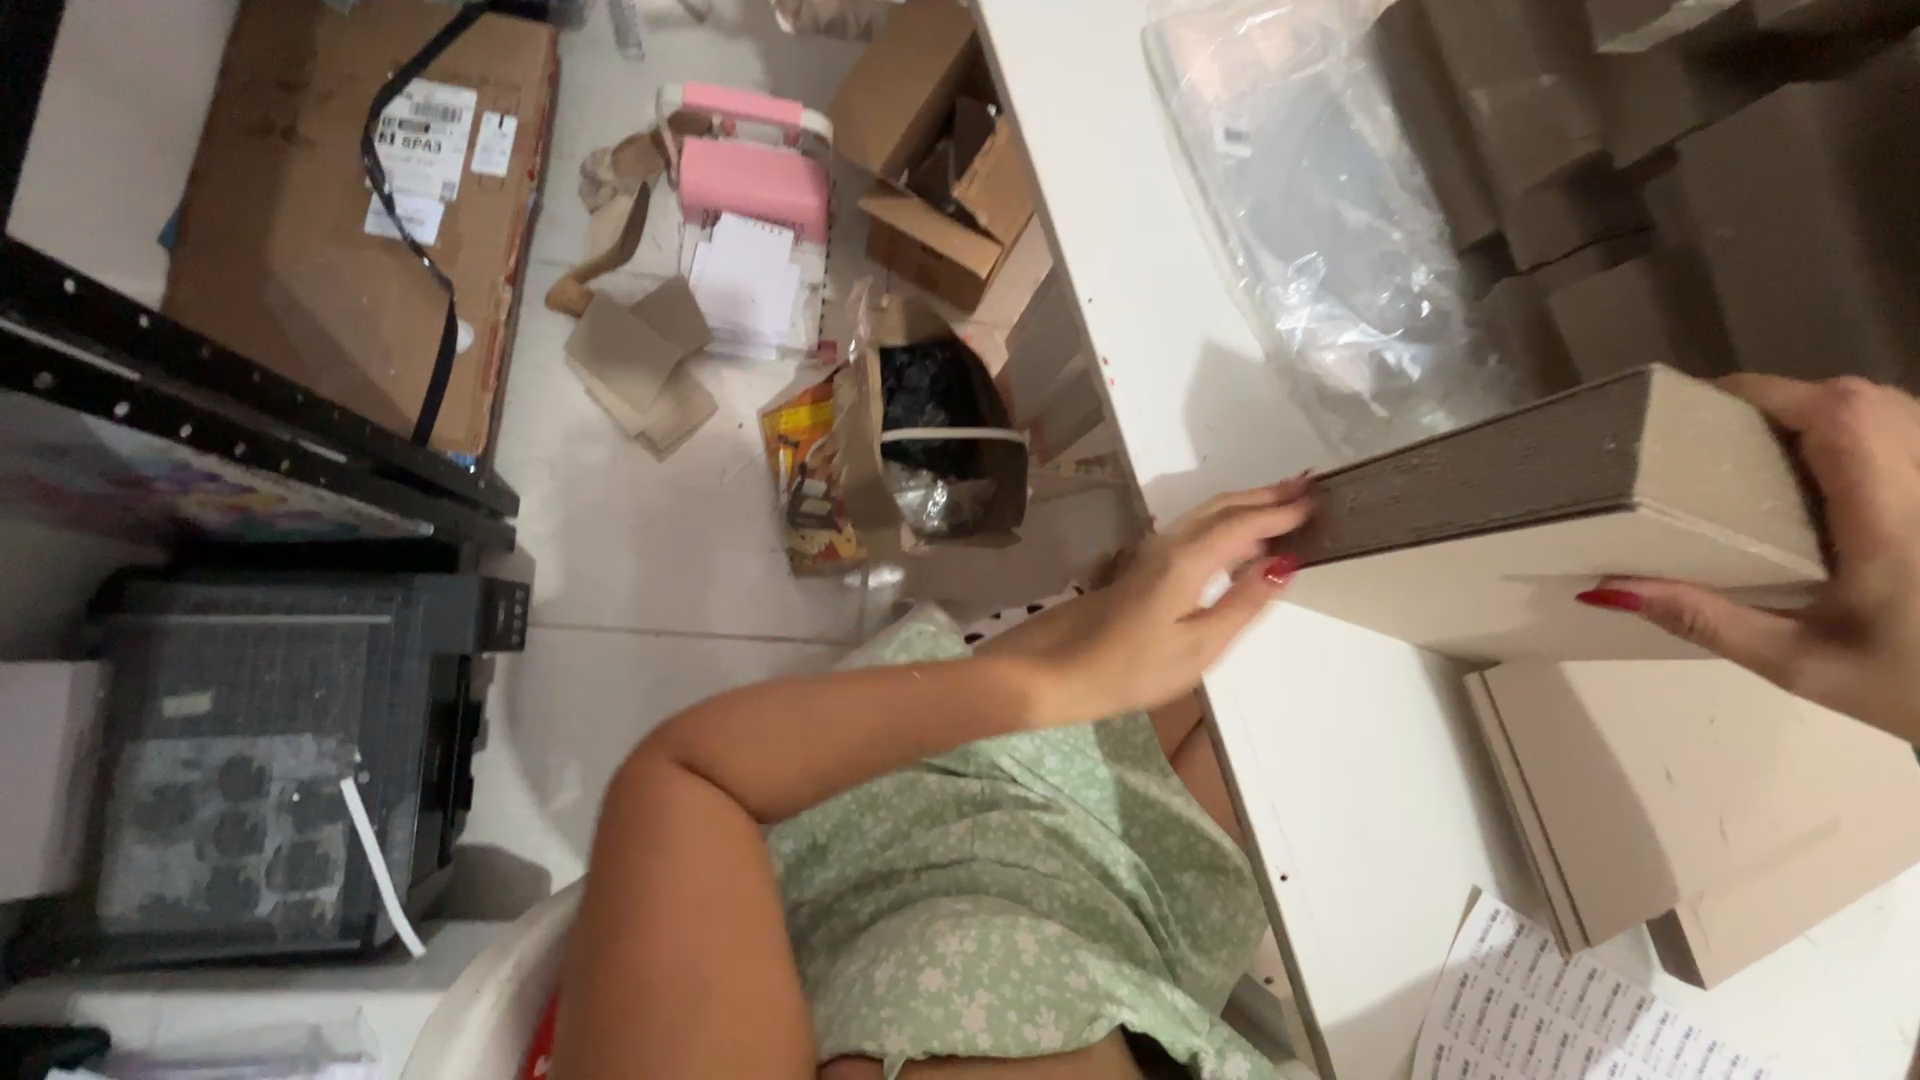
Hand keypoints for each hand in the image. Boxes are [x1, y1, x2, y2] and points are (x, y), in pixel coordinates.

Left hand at [984, 476, 1314, 725]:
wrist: (1058, 671)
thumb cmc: (1130, 669)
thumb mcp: (1199, 647)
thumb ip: (1243, 603)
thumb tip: (1285, 564)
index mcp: (1186, 560)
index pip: (1243, 524)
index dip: (1281, 513)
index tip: (1320, 500)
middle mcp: (1168, 545)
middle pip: (1223, 508)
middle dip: (1266, 497)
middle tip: (1309, 490)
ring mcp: (1151, 553)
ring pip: (1206, 516)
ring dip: (1245, 506)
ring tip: (1284, 506)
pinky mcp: (1142, 567)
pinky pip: (1194, 531)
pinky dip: (1224, 524)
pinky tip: (1238, 540)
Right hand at [1577, 375, 1919, 740]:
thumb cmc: (1918, 686)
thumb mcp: (1801, 664)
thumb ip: (1706, 620)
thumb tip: (1609, 586)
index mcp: (1894, 520)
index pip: (1841, 415)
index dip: (1769, 393)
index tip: (1699, 404)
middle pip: (1868, 402)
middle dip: (1788, 402)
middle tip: (1718, 436)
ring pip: (1897, 413)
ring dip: (1826, 417)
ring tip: (1760, 455)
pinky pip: (1910, 440)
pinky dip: (1860, 438)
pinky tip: (1822, 481)